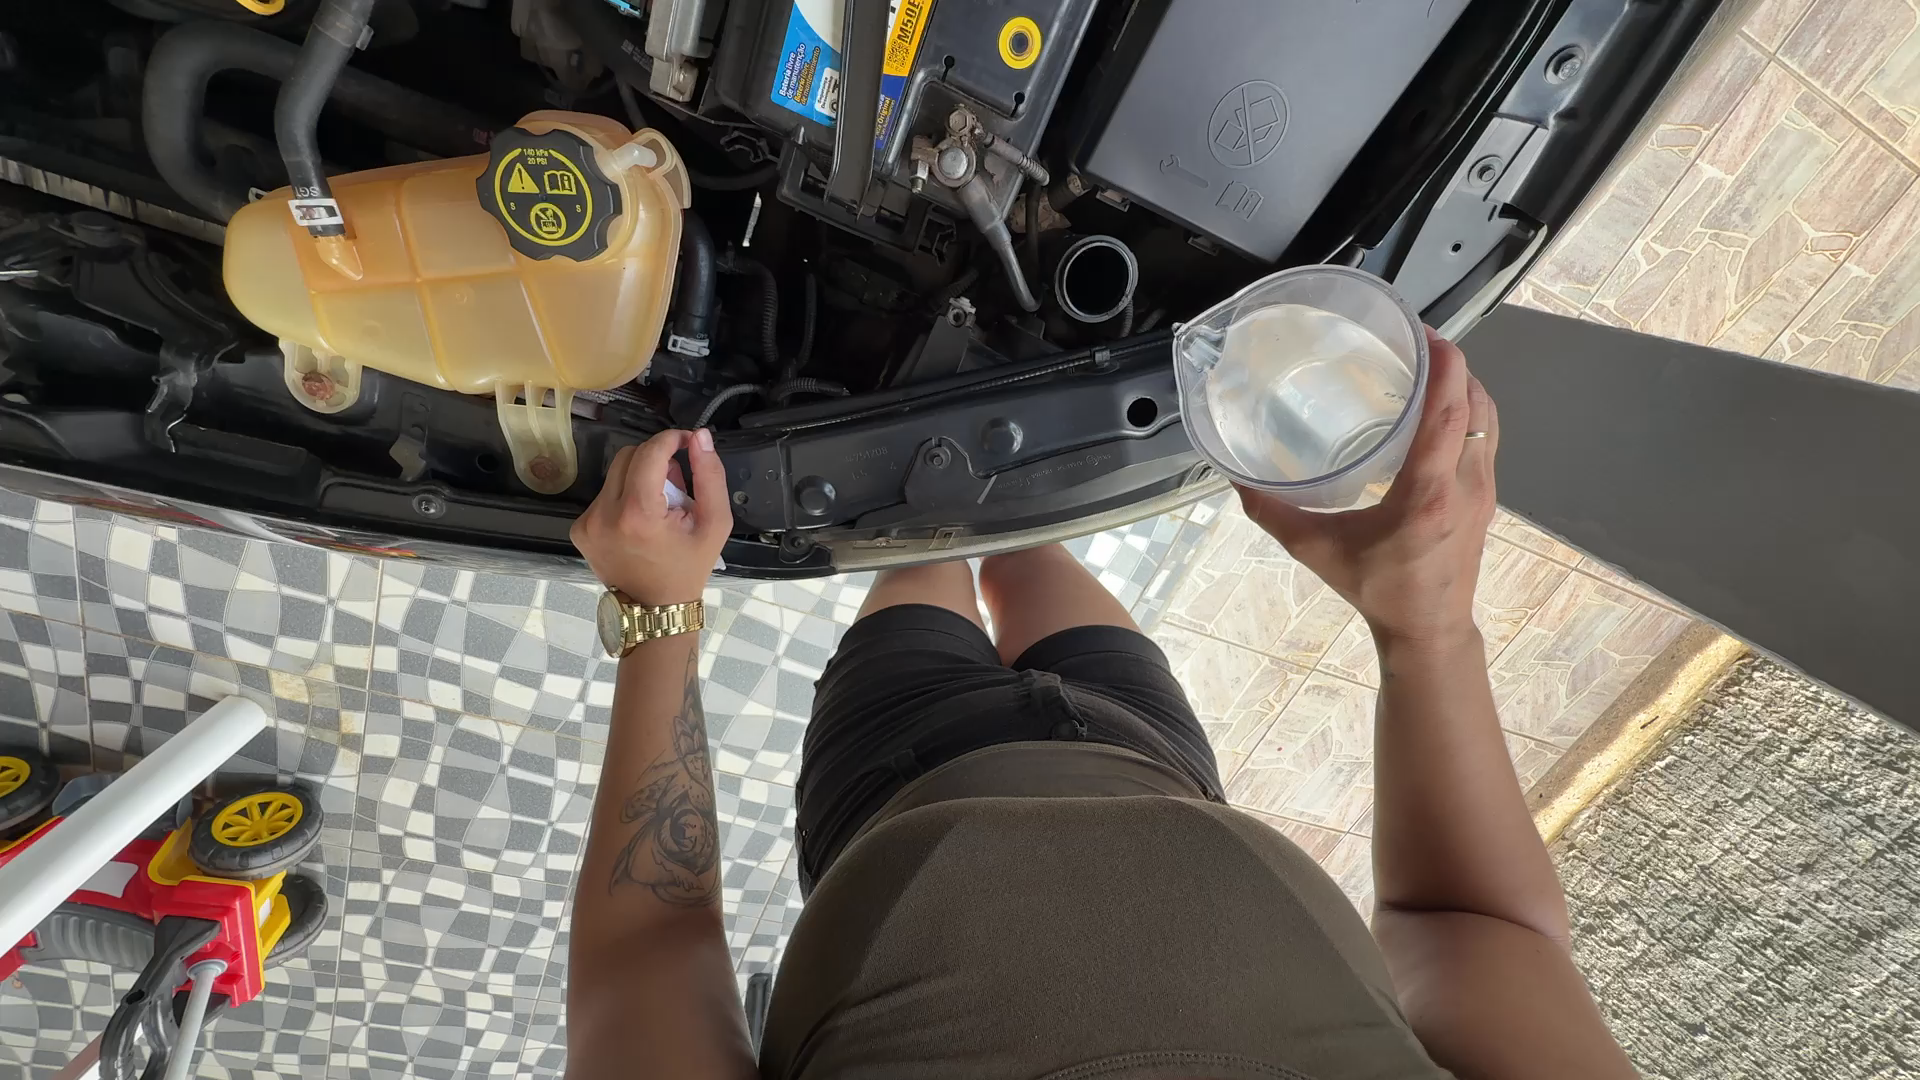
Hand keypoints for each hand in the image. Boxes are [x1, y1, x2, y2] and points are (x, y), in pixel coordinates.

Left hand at [571, 428, 731, 605]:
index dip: (671, 439)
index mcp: (639, 514)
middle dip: (657, 460)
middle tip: (678, 483)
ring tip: (661, 506)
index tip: (688, 442)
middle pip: (629, 456)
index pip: (649, 453)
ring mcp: (587, 522)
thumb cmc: (690, 566)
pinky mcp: (579, 528)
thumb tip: (700, 437)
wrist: (656, 608)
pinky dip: (626, 497)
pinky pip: (605, 494)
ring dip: (641, 478)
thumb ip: (710, 476)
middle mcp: (605, 514)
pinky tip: (642, 520)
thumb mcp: (715, 523)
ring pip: (616, 474)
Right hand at [1237, 328, 1496, 648]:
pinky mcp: (1486, 497)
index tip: (1424, 335)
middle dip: (1454, 366)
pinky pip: (1486, 438)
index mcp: (1427, 493)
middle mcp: (1465, 484)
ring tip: (1428, 368)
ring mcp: (1483, 490)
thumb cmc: (1374, 587)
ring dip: (1465, 386)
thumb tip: (1237, 480)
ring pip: (1488, 420)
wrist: (1427, 627)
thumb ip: (1273, 513)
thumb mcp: (1315, 550)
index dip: (1444, 367)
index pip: (1449, 413)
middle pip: (1476, 406)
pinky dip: (1468, 412)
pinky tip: (1438, 412)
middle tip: (1418, 342)